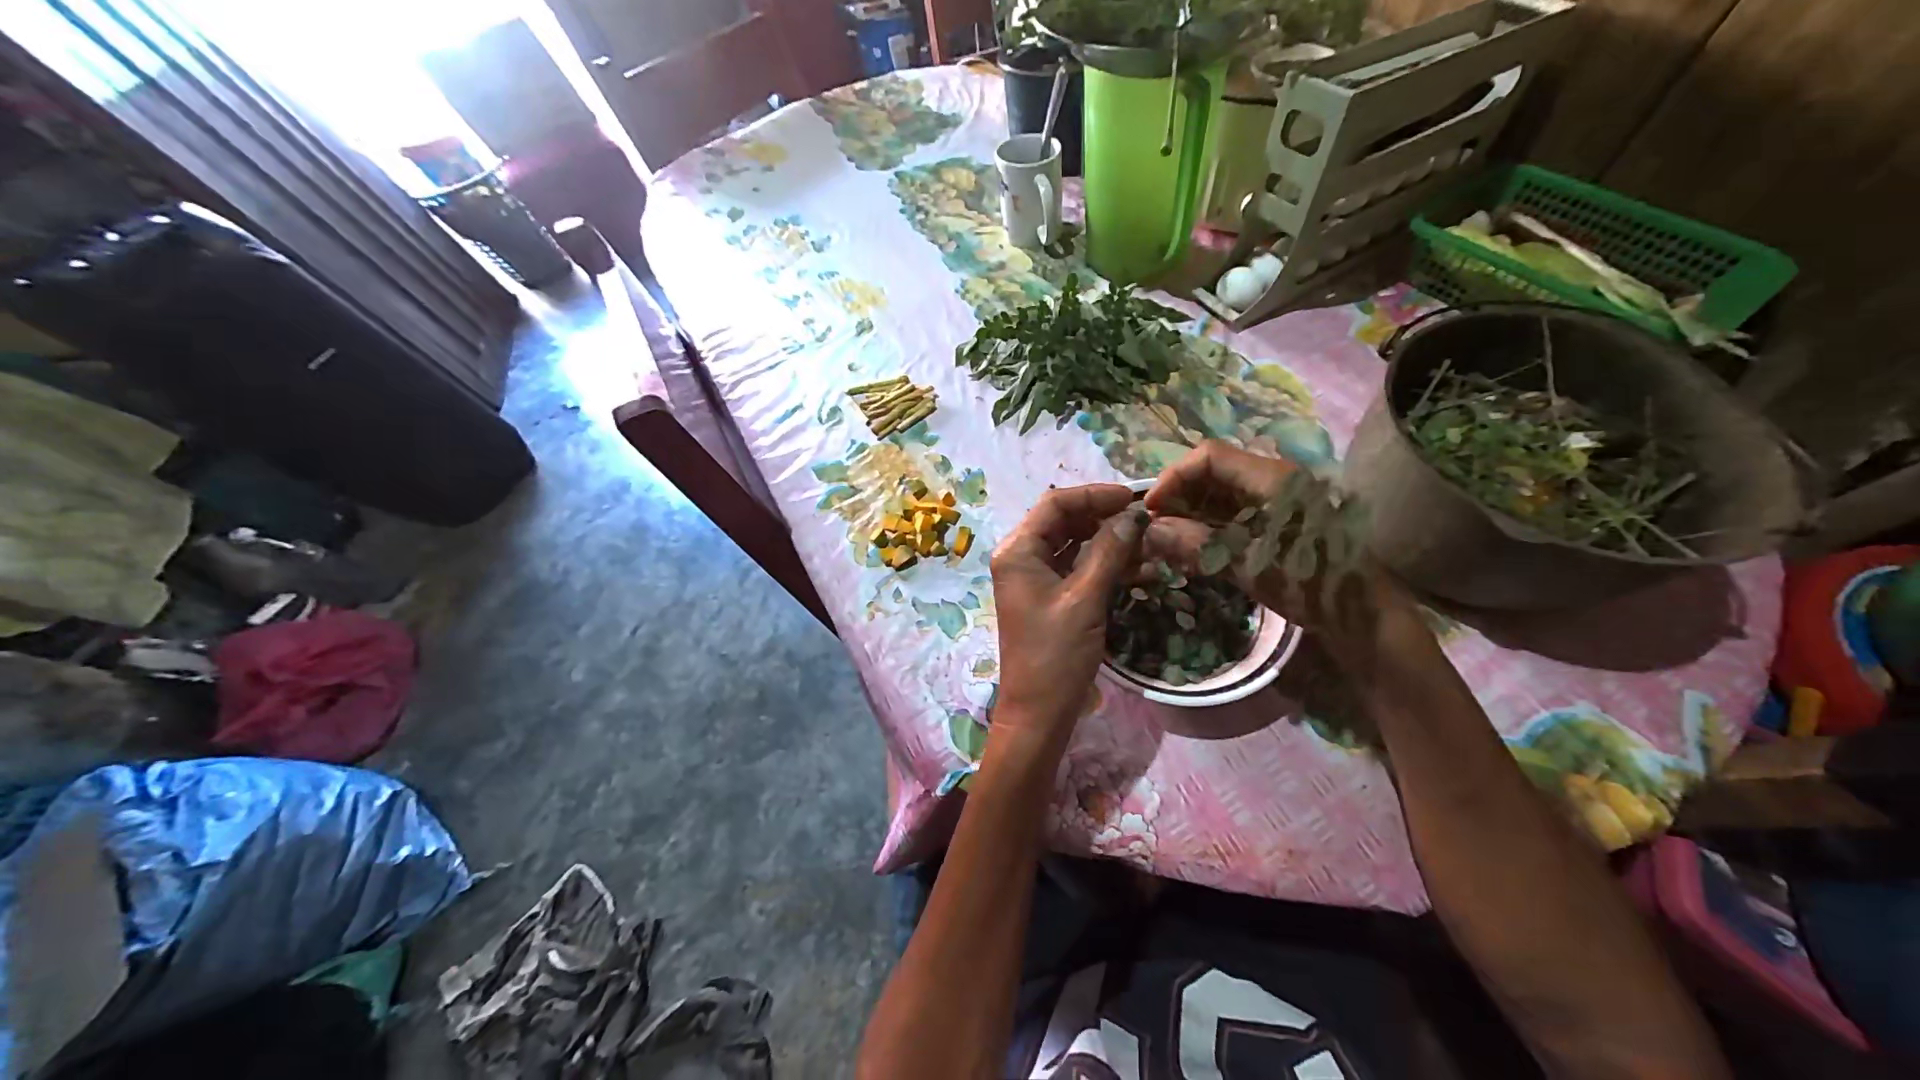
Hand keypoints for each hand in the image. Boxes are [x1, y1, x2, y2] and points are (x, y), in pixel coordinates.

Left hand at [991, 484, 1145, 746]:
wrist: (1038, 712)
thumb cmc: (1056, 655)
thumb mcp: (1085, 600)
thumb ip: (1109, 552)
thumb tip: (1134, 515)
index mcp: (1018, 551)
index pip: (1055, 504)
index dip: (1094, 495)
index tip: (1133, 497)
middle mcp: (1021, 558)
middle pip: (1063, 521)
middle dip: (1103, 516)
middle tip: (1145, 519)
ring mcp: (1033, 578)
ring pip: (1073, 544)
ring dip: (1107, 540)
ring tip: (1147, 541)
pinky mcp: (1048, 597)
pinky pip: (1076, 568)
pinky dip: (1103, 563)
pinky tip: (1136, 566)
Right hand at [1142, 441, 1415, 657]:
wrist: (1365, 620)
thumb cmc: (1314, 588)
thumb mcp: (1252, 568)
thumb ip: (1199, 544)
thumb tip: (1151, 530)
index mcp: (1273, 480)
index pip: (1209, 457)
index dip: (1174, 477)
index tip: (1151, 510)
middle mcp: (1274, 482)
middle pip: (1212, 473)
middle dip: (1178, 497)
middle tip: (1154, 530)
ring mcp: (1276, 503)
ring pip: (1219, 495)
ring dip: (1189, 514)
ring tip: (1167, 544)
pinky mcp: (1277, 525)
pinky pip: (1232, 515)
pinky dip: (1207, 528)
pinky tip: (1191, 552)